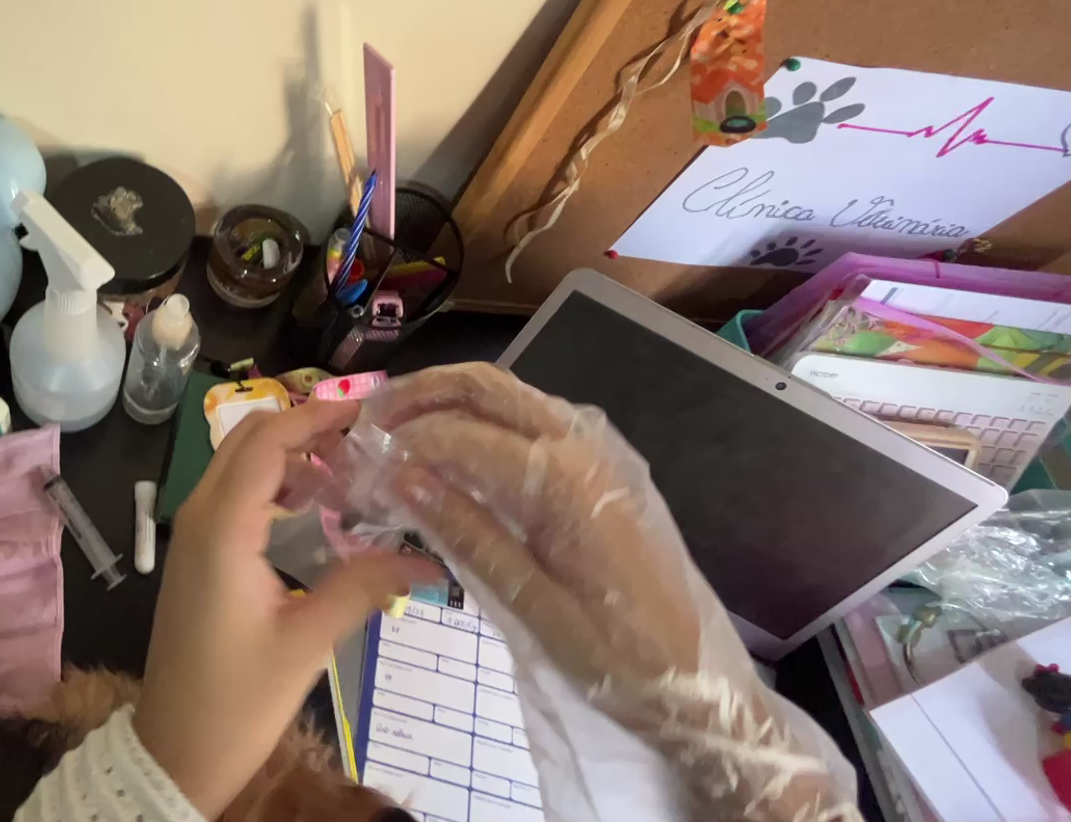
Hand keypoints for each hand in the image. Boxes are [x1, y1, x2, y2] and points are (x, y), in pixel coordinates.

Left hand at [133, 400, 440, 819]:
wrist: (174, 747)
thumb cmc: (237, 699)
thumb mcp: (306, 643)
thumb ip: (363, 588)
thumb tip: (428, 559)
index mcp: (222, 526)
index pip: (267, 441)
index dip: (315, 416)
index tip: (367, 412)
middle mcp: (200, 513)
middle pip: (249, 438)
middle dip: (304, 427)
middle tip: (365, 441)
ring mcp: (193, 529)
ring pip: (240, 462)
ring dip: (288, 453)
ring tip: (348, 470)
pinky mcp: (197, 549)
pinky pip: (234, 492)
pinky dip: (273, 481)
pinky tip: (313, 504)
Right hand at [370, 365, 861, 821]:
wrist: (709, 686)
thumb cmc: (619, 658)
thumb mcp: (532, 606)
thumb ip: (466, 532)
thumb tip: (399, 476)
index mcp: (566, 481)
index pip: (461, 436)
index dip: (404, 443)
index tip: (361, 462)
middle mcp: (581, 443)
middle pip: (484, 385)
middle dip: (419, 392)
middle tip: (370, 418)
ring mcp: (596, 446)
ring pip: (505, 393)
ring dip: (445, 397)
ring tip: (397, 425)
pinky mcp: (600, 461)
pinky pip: (526, 415)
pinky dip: (477, 415)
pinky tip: (449, 444)